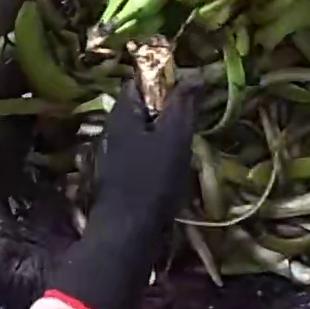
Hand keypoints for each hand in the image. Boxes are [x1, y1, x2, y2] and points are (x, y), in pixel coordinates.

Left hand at [86, 80, 197, 239]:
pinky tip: (176, 165)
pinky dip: (160, 153)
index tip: (190, 87)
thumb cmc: (152, 181)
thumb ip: (184, 104)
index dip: (164, 78)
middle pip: (143, 106)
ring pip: (144, 130)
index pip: (139, 80)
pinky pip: (143, 152)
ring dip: (166, 132)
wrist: (128, 235)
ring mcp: (115, 153)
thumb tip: (196, 73)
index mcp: (122, 112)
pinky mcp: (121, 176)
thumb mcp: (174, 137)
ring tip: (189, 139)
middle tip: (195, 114)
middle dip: (168, 107)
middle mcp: (114, 128)